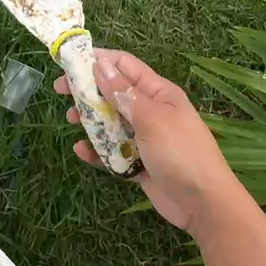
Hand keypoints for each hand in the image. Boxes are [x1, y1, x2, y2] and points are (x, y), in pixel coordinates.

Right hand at [57, 49, 242, 233]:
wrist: (205, 205)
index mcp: (158, 92)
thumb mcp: (150, 118)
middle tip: (61, 90)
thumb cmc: (180, 153)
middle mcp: (150, 111)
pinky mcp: (138, 163)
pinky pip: (112, 151)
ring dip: (90, 119)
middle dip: (87, 89)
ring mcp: (144, 138)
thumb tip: (100, 64)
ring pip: (110, 122)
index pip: (124, 65)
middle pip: (113, 92)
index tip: (70, 61)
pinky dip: (97, 150)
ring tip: (71, 120)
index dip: (97, 60)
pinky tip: (81, 151)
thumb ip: (123, 93)